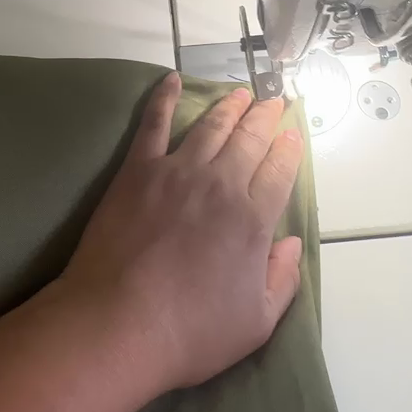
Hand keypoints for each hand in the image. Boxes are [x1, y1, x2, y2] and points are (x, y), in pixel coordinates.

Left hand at [58, 74, 304, 392]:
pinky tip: (172, 80)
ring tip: (240, 92)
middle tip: (274, 101)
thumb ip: (283, 279)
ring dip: (229, 105)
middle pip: (250, 139)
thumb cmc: (190, 332)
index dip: (289, 149)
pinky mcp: (138, 169)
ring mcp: (177, 170)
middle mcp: (221, 183)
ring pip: (211, 126)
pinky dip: (164, 97)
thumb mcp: (256, 322)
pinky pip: (154, 122)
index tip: (293, 134)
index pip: (280, 171)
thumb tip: (291, 242)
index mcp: (252, 219)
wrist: (118, 323)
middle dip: (266, 116)